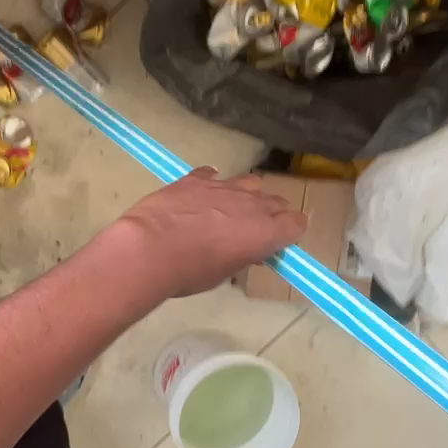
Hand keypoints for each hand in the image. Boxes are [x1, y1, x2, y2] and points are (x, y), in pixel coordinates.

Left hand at [101, 168, 309, 298]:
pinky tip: (202, 191)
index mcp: (265, 232)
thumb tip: (246, 250)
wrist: (150, 248)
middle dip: (269, 214)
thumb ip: (242, 255)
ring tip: (229, 208)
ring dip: (245, 194)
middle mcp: (251, 204)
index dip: (290, 231)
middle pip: (275, 202)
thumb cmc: (189, 272)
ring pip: (249, 182)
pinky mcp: (195, 178)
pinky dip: (211, 182)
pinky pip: (212, 174)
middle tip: (252, 230)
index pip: (297, 224)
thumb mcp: (223, 273)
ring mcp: (223, 187)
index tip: (278, 241)